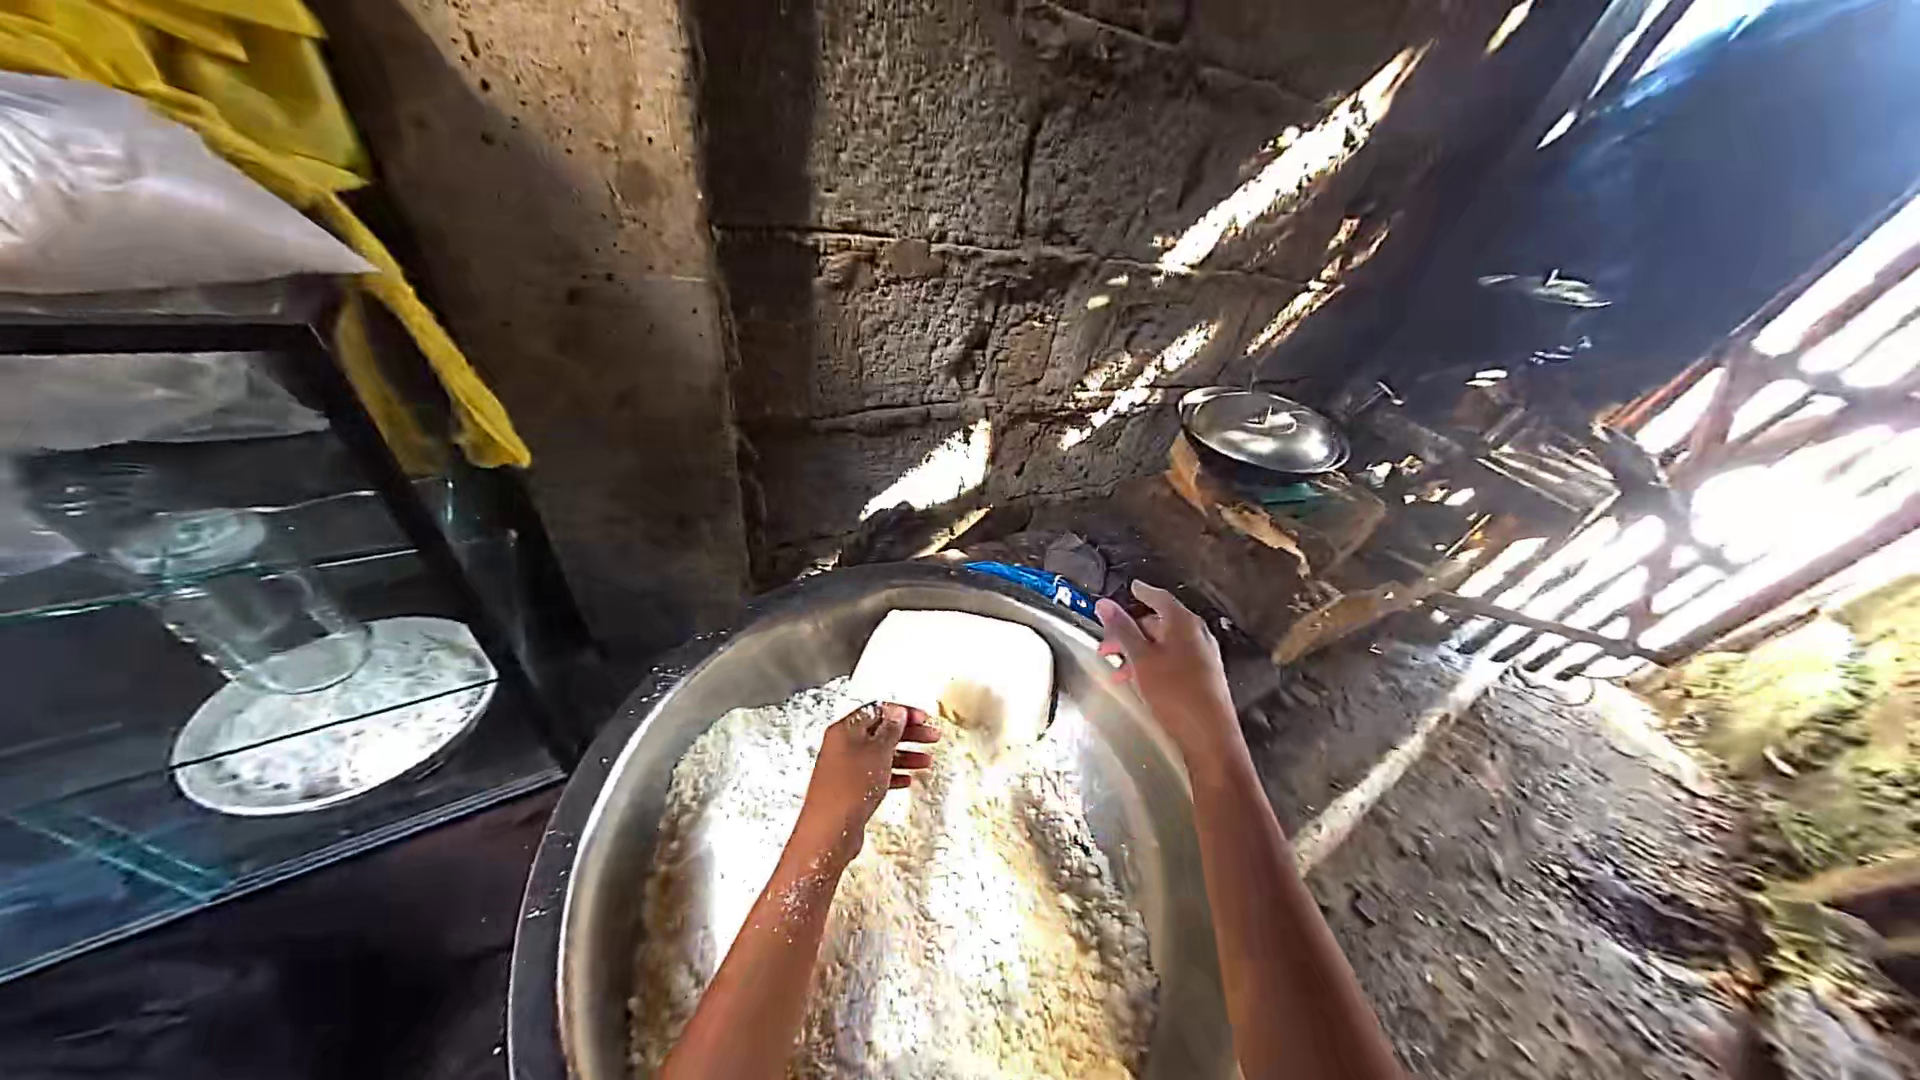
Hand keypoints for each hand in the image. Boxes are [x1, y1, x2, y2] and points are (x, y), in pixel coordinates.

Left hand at [792, 702, 938, 869]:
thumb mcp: (877, 752)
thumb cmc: (850, 788)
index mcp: (845, 730)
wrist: (829, 832)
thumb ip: (890, 730)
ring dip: (905, 755)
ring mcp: (845, 768)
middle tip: (932, 736)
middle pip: (880, 731)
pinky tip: (908, 780)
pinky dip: (893, 774)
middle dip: (908, 733)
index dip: (902, 712)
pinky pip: (875, 774)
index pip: (877, 710)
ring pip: (880, 754)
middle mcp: (843, 745)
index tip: (922, 718)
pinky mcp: (849, 789)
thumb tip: (897, 712)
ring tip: (927, 761)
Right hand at [1096, 580, 1244, 773]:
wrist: (1209, 735)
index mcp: (1183, 622)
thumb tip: (1104, 604)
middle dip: (1130, 631)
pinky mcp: (1203, 675)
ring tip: (1116, 671)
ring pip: (1163, 643)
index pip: (1159, 597)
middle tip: (1105, 646)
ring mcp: (1202, 655)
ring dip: (1137, 652)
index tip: (1130, 588)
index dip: (1142, 592)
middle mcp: (1196, 633)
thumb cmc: (1174, 691)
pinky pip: (1172, 659)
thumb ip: (1122, 630)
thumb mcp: (1141, 658)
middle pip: (1159, 622)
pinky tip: (1137, 681)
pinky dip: (1152, 663)